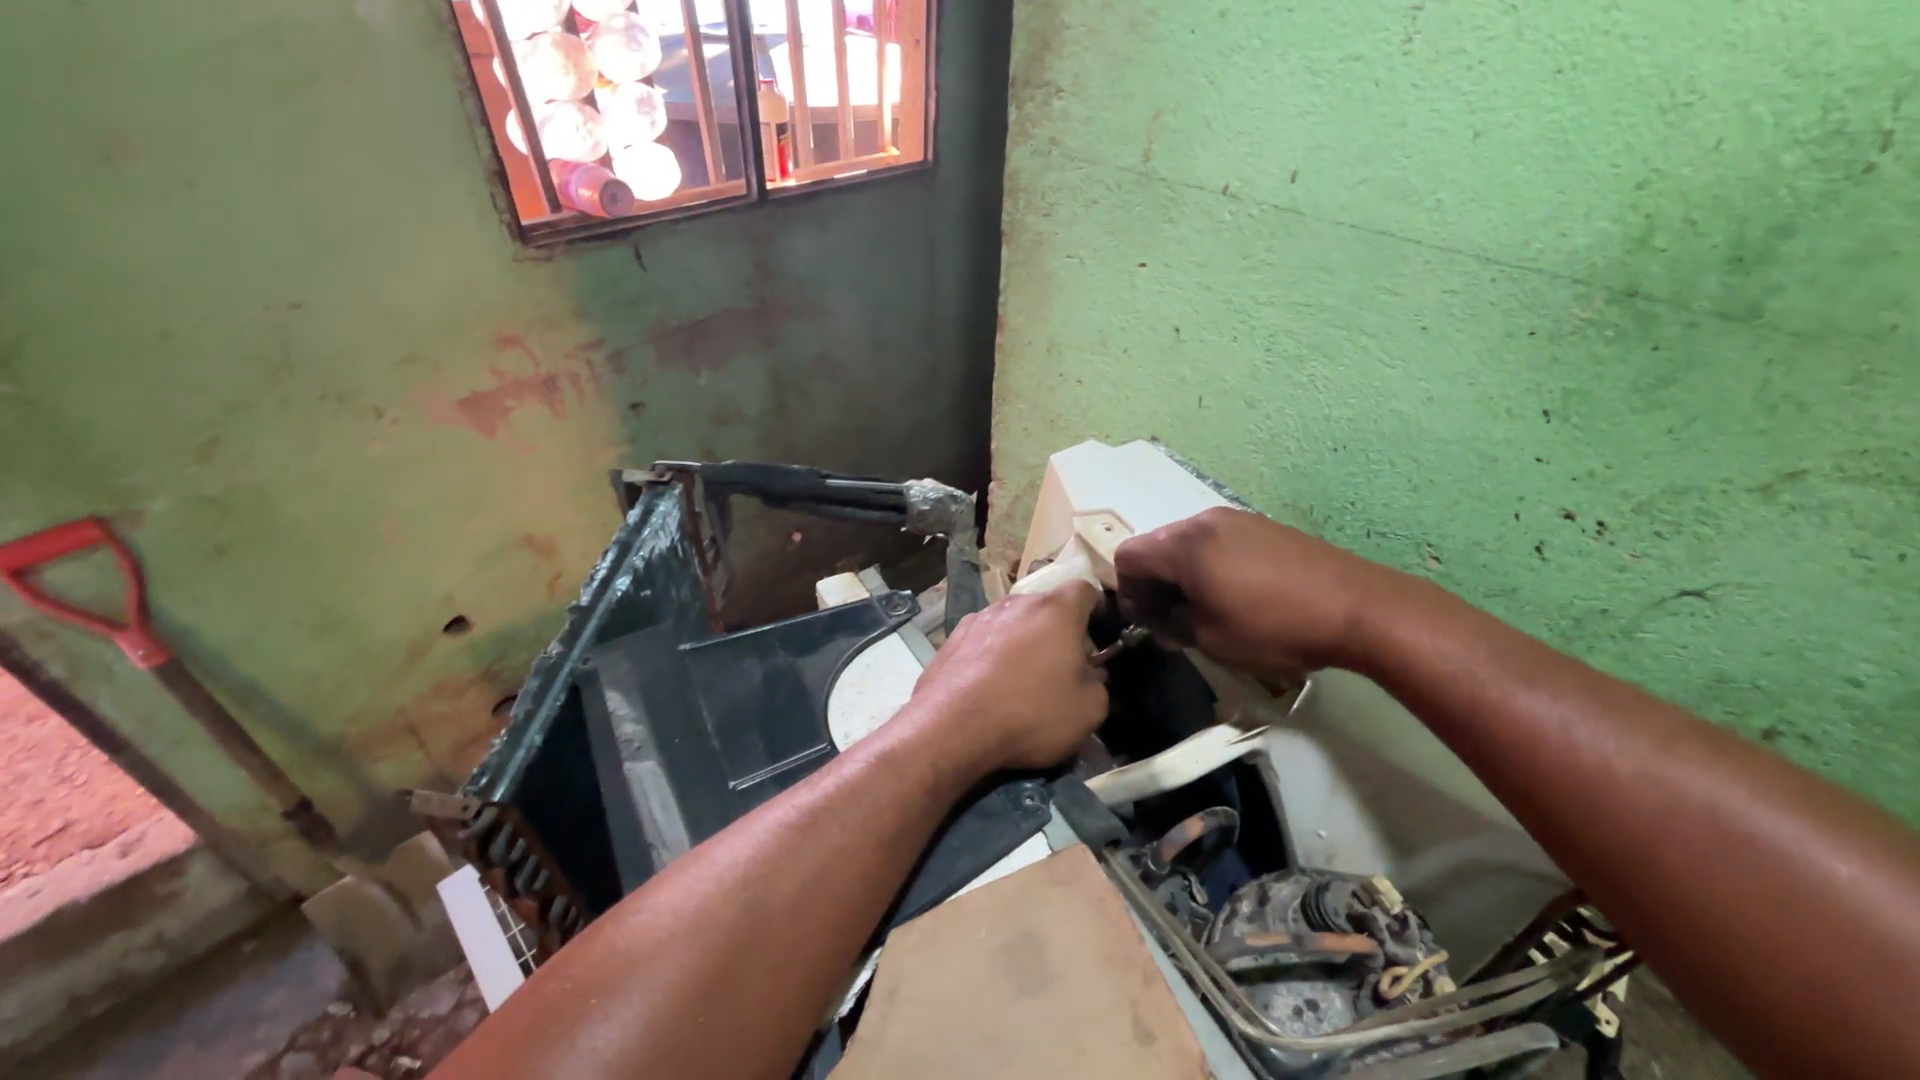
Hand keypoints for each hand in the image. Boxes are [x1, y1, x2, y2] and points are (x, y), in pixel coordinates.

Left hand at [909, 584, 1108, 770]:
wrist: (953, 727)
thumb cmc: (1032, 712)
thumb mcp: (1089, 709)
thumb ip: (1098, 682)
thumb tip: (1089, 673)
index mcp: (1056, 609)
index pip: (1085, 590)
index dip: (1096, 611)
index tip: (1099, 636)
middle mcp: (1016, 603)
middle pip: (1046, 607)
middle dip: (1058, 631)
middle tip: (1063, 668)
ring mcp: (979, 617)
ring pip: (1013, 623)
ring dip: (1023, 643)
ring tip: (1021, 681)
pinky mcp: (952, 638)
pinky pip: (984, 641)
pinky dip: (992, 657)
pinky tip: (989, 688)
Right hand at [1115, 507, 1399, 674]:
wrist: (1358, 607)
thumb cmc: (1275, 627)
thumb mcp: (1212, 638)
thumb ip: (1174, 626)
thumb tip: (1163, 621)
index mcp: (1184, 545)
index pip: (1128, 556)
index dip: (1127, 591)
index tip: (1149, 621)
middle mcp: (1204, 521)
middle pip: (1156, 545)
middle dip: (1155, 582)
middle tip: (1174, 619)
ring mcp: (1236, 519)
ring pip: (1187, 542)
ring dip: (1183, 573)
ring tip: (1207, 608)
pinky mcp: (1262, 525)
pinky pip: (1217, 540)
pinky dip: (1210, 564)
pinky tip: (1237, 594)